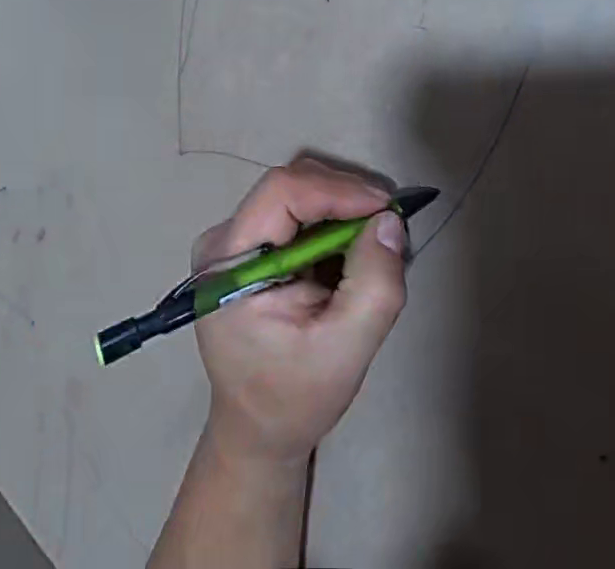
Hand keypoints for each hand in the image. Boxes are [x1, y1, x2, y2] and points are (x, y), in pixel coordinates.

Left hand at [191, 158, 407, 464]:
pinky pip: (299, 213)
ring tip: (375, 247)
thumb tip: (390, 221)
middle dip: (346, 197)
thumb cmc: (294, 397)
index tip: (387, 210)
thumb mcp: (346, 350)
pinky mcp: (253, 245)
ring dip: (344, 209)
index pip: (281, 192)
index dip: (338, 190)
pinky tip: (354, 254)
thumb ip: (374, 284)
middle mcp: (224, 240)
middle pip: (290, 186)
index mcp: (229, 263)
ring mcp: (235, 240)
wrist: (258, 428)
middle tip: (390, 227)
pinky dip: (335, 223)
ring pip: (298, 194)